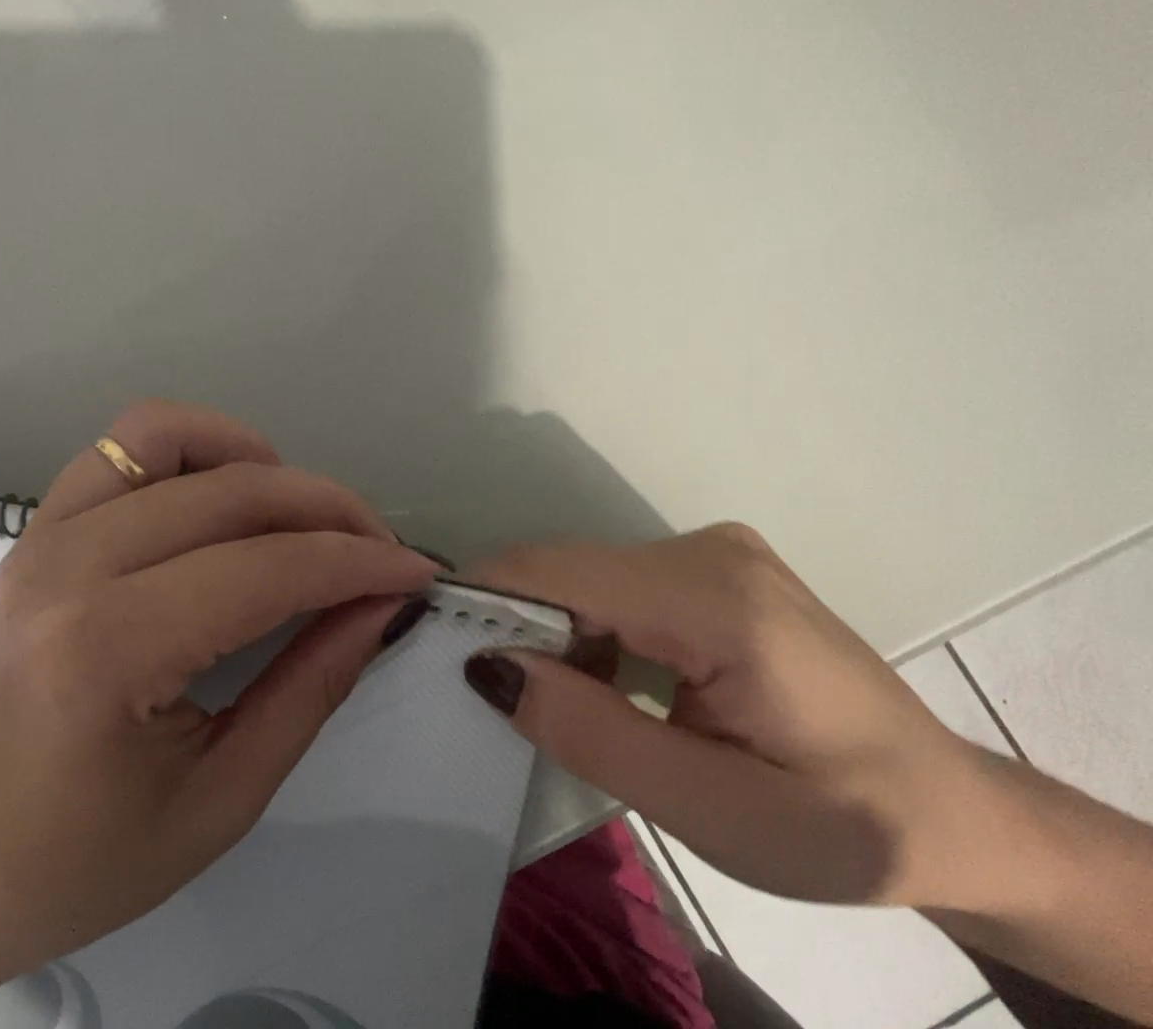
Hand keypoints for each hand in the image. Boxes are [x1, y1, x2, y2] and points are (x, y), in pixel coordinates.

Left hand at [0, 402, 436, 1028]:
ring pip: (159, 438)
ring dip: (248, 458)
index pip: (263, 568)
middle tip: (377, 549)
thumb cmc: (93, 859)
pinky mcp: (31, 538)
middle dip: (322, 507)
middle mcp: (66, 569)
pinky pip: (115, 456)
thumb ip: (310, 684)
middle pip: (223, 492)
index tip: (416, 572)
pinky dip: (183, 455)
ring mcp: (38, 541)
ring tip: (300, 513)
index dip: (355, 563)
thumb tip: (381, 603)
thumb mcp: (226, 794)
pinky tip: (224, 500)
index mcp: (110, 648)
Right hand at [460, 523, 988, 908]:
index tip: (425, 658)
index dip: (479, 606)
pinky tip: (595, 689)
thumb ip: (593, 734)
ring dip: (543, 638)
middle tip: (486, 705)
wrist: (954, 816)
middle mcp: (708, 552)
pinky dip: (578, 634)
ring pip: (577, 580)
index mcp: (716, 602)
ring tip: (544, 710)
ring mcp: (712, 556)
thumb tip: (486, 665)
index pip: (554, 573)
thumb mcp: (712, 809)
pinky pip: (607, 589)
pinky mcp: (708, 574)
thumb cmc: (844, 826)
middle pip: (560, 573)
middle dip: (507, 630)